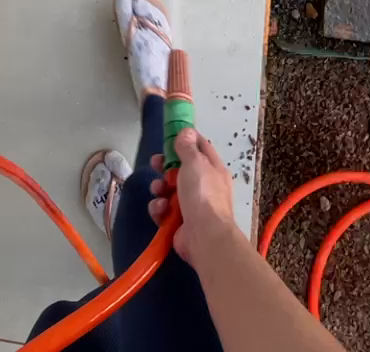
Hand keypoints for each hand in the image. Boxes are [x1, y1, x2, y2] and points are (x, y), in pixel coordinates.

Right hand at [146, 129, 244, 270]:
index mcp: (213, 169)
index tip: (170, 135)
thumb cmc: (202, 194)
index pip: (200, 146)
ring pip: (168, 189)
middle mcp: (204, 186)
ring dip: (159, 188)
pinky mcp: (179, 222)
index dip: (186, 139)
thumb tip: (186, 131)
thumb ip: (187, 146)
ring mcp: (191, 205)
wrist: (205, 237)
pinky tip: (162, 210)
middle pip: (180, 168)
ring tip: (159, 192)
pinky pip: (163, 209)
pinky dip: (160, 209)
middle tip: (156, 164)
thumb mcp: (195, 163)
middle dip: (165, 166)